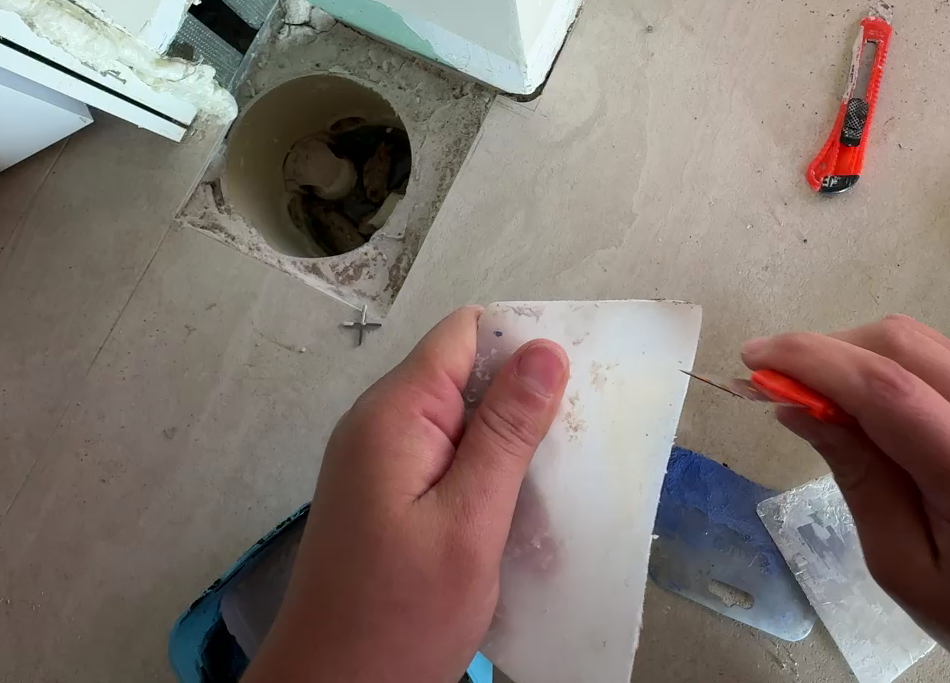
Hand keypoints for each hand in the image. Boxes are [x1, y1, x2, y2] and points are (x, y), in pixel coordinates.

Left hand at [246, 307, 569, 682]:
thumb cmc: (400, 616)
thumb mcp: (469, 522)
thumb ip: (506, 432)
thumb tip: (546, 349)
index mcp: (395, 412)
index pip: (463, 333)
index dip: (518, 343)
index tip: (569, 380)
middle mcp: (381, 419)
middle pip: (463, 370)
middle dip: (518, 395)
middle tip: (569, 437)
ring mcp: (380, 455)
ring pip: (460, 412)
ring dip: (505, 438)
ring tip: (549, 475)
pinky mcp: (387, 486)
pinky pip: (446, 449)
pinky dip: (483, 466)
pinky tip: (513, 502)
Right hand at [744, 315, 949, 682]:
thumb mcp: (900, 566)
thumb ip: (854, 475)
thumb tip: (794, 403)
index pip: (890, 391)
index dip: (813, 361)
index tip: (754, 360)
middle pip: (904, 344)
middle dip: (827, 348)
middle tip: (779, 379)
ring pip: (918, 339)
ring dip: (852, 350)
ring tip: (815, 389)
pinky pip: (936, 356)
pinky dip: (882, 360)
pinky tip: (860, 397)